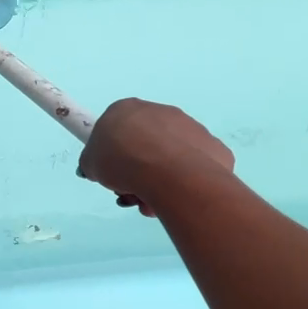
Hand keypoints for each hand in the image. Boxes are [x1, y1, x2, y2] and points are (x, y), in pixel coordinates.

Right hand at [78, 98, 234, 216]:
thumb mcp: (90, 164)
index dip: (112, 151)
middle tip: (131, 190)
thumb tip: (101, 170)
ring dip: (160, 175)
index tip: (112, 170)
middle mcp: (161, 111)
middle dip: (137, 166)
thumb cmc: (121, 162)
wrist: (172, 176)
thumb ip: (93, 163)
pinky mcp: (217, 148)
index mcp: (126, 108)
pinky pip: (196, 165)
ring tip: (153, 200)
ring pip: (171, 154)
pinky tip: (178, 195)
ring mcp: (193, 128)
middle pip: (145, 140)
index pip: (116, 127)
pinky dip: (186, 179)